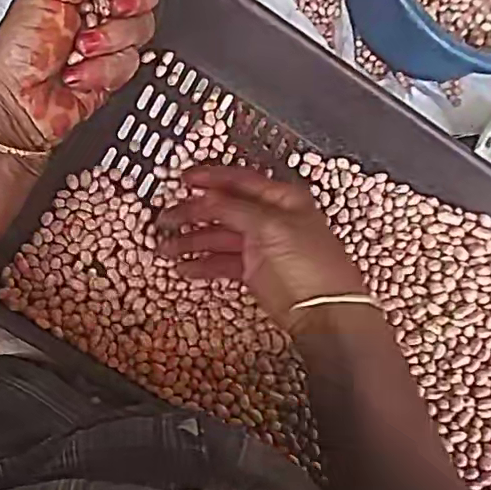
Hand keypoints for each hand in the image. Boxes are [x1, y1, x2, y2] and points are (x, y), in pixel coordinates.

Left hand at [0, 0, 174, 165]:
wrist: (17, 105)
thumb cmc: (18, 53)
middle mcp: (97, 10)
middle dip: (132, 0)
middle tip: (109, 10)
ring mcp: (106, 43)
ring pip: (141, 30)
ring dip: (110, 40)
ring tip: (80, 48)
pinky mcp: (112, 73)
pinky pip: (130, 63)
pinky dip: (104, 69)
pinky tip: (80, 72)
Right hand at [153, 165, 364, 328]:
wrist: (325, 311)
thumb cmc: (310, 266)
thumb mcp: (271, 227)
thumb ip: (235, 208)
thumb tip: (206, 196)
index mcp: (282, 199)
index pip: (239, 180)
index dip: (210, 178)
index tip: (183, 179)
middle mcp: (271, 219)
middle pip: (224, 210)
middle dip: (192, 213)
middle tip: (166, 219)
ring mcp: (262, 246)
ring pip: (219, 237)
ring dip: (192, 242)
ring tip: (166, 248)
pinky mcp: (255, 272)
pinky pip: (223, 262)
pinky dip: (204, 265)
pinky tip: (185, 268)